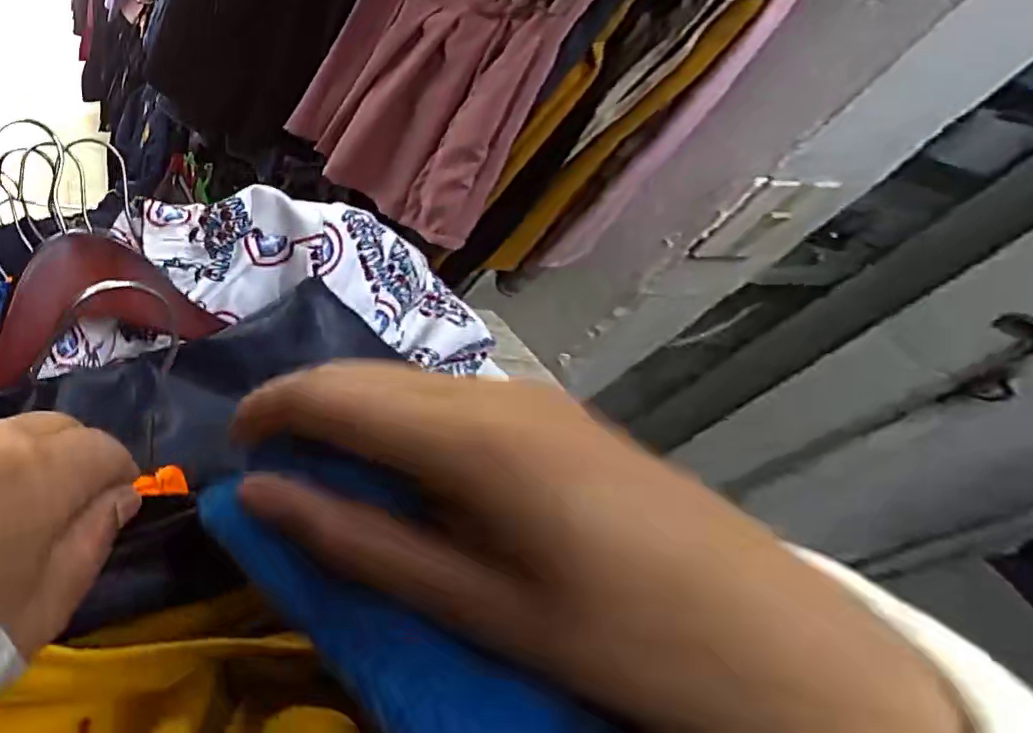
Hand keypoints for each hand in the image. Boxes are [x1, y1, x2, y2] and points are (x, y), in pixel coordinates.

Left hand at [0, 413, 140, 655]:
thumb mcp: (49, 598)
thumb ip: (95, 535)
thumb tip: (122, 495)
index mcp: (39, 467)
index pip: (104, 447)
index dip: (122, 473)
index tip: (122, 504)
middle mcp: (4, 435)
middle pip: (68, 428)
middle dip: (86, 459)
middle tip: (82, 509)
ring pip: (30, 430)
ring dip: (49, 457)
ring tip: (38, 508)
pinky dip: (14, 460)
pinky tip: (1, 502)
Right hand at [232, 363, 964, 732]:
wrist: (803, 657)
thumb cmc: (628, 647)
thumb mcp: (479, 609)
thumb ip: (357, 542)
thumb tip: (259, 494)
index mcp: (471, 435)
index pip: (334, 392)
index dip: (269, 408)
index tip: (229, 444)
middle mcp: (492, 391)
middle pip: (363, 374)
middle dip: (300, 406)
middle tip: (265, 460)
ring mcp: (526, 394)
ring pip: (401, 380)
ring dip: (347, 410)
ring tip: (321, 464)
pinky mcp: (547, 411)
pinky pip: (441, 396)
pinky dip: (394, 419)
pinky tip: (398, 465)